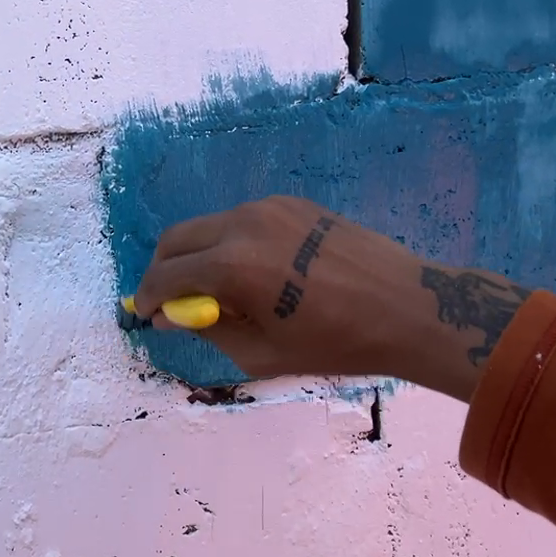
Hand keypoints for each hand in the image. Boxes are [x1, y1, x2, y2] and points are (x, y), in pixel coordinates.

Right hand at [130, 196, 532, 400]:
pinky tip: (253, 270)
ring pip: (207, 226)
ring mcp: (268, 207)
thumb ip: (208, 330)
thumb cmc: (336, 343)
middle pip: (176, 239)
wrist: (409, 307)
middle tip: (171, 300)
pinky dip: (229, 242)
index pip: (165, 276)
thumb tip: (172, 315)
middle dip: (163, 269)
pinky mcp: (291, 202)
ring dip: (197, 254)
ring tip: (217, 288)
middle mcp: (242, 225)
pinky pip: (241, 220)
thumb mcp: (262, 353)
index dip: (148, 297)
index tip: (146, 314)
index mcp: (232, 266)